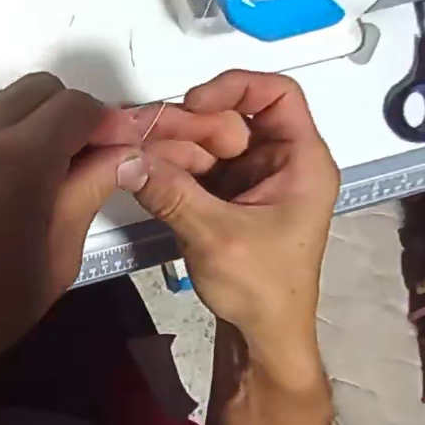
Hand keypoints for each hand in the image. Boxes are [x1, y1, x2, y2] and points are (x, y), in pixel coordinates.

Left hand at [0, 73, 245, 407]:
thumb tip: (123, 153)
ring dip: (33, 121)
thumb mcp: (58, 256)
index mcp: (17, 161)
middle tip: (82, 159)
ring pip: (5, 98)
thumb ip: (90, 190)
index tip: (117, 149)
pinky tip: (0, 176)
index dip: (107, 123)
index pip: (77, 106)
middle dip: (70, 115)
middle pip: (41, 88)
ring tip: (41, 171)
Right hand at [119, 70, 362, 424]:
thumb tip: (125, 158)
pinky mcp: (220, 197)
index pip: (277, 95)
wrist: (260, 337)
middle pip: (227, 119)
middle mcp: (273, 161)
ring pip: (202, 143)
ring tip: (134, 158)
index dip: (236, 87)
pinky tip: (140, 173)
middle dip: (185, 128)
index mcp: (299, 161)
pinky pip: (190, 168)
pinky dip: (165, 169)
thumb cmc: (262, 289)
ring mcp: (244, 179)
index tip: (194, 104)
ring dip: (167, 150)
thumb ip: (170, 193)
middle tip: (143, 139)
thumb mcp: (216, 237)